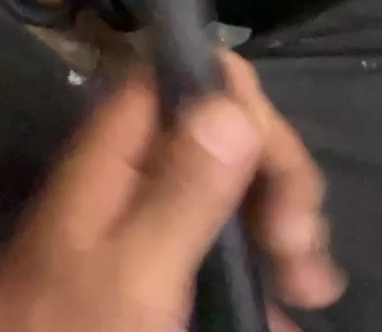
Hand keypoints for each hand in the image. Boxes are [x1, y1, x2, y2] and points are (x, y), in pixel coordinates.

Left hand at [0, 52, 343, 331]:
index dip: (239, 100)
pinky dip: (266, 267)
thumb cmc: (73, 322)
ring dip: (282, 225)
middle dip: (275, 175)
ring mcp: (153, 209)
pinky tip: (286, 311)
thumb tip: (234, 103)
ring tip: (307, 289)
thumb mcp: (136, 268)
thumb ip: (183, 189)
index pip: (182, 75)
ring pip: (233, 184)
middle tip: (295, 244)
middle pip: (222, 128)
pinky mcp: (166, 254)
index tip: (274, 160)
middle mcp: (138, 164)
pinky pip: (228, 237)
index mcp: (119, 146)